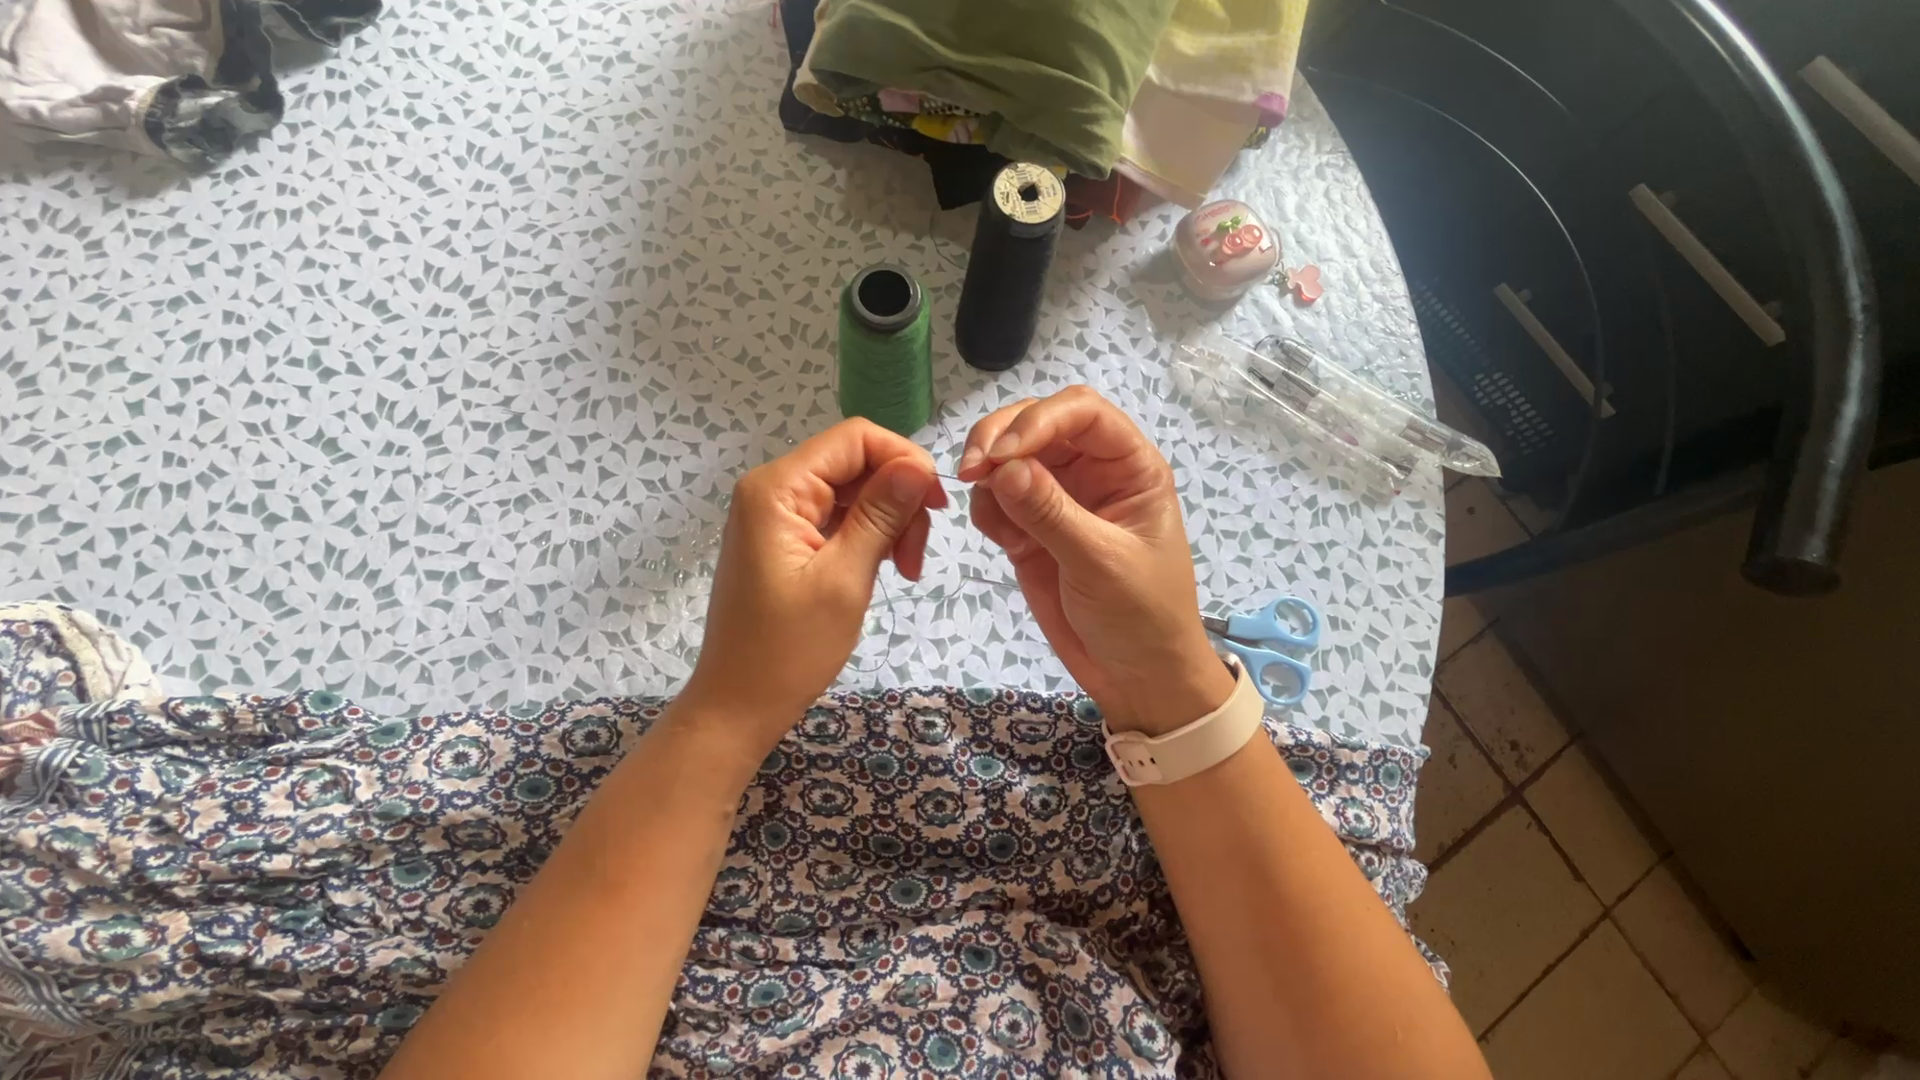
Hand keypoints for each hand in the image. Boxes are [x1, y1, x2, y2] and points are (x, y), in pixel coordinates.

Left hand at [673, 419, 947, 754]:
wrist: (738, 704)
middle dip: (899, 499)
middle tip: (918, 557)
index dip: (904, 459)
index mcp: (778, 488)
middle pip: (856, 463)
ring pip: (852, 491)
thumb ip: (881, 514)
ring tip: (905, 570)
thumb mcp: (845, 578)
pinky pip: (837, 517)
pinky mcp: (784, 538)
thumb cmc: (789, 649)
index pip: (855, 438)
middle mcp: (772, 489)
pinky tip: (885, 567)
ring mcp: (776, 514)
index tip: (936, 507)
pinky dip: (868, 536)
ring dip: (889, 522)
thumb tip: (918, 466)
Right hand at [957, 387, 1232, 734]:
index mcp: (1129, 466)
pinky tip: (1000, 538)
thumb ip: (1051, 513)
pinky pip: (996, 500)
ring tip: (991, 518)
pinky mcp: (1029, 530)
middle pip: (1037, 424)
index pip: (1082, 412)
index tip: (1000, 454)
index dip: (1038, 420)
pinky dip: (986, 509)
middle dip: (999, 439)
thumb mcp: (1101, 563)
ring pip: (1009, 458)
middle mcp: (1092, 472)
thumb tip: (1003, 468)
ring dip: (988, 474)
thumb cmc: (1142, 617)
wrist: (1136, 678)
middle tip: (970, 471)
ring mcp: (1058, 500)